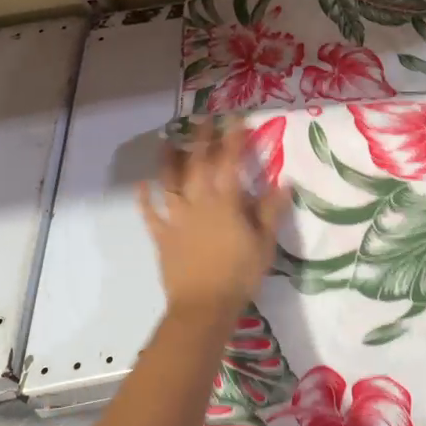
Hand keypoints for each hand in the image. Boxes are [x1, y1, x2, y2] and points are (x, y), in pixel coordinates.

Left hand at [138, 120, 289, 323]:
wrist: (203, 308)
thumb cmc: (240, 274)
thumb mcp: (265, 242)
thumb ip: (271, 210)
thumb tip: (283, 181)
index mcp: (227, 202)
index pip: (230, 162)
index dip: (233, 138)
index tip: (234, 118)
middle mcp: (199, 202)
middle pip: (199, 164)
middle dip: (202, 139)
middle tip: (203, 119)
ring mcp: (177, 219)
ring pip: (170, 183)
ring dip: (168, 160)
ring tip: (167, 140)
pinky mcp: (162, 237)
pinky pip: (150, 214)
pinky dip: (144, 198)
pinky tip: (141, 185)